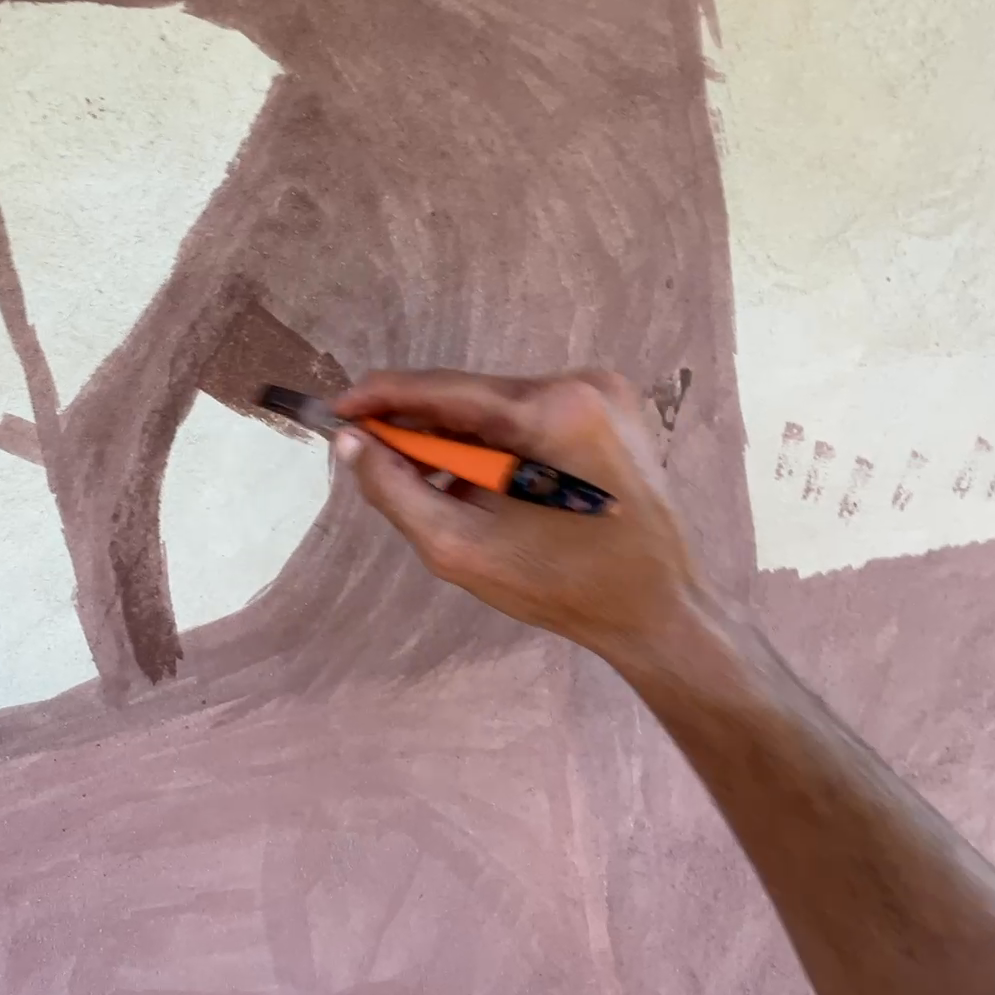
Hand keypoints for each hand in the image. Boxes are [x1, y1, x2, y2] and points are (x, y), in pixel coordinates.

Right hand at [332, 369, 702, 662]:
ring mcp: (601, 394)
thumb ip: (393, 489)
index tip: (336, 410)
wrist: (658, 610)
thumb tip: (349, 441)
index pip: (439, 389)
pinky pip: (522, 416)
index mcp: (549, 411)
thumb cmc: (557, 585)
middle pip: (466, 395)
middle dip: (415, 426)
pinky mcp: (608, 411)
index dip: (378, 396)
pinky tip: (474, 482)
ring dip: (451, 439)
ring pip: (492, 406)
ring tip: (430, 485)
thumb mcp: (457, 545)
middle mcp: (579, 384)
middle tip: (374, 458)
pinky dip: (487, 443)